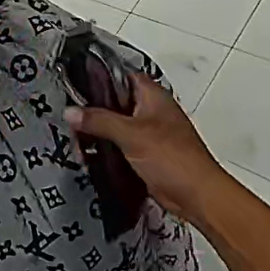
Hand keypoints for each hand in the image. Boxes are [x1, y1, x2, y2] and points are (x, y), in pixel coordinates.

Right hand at [66, 74, 228, 221]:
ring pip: (120, 127)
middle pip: (119, 103)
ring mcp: (152, 135)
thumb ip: (99, 121)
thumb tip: (74, 112)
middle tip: (76, 117)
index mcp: (154, 96)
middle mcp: (154, 112)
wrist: (195, 194)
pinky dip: (110, 151)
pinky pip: (124, 148)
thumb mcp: (130, 134)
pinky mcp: (150, 156)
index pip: (124, 76)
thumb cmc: (176, 159)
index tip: (80, 84)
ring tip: (80, 139)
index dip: (103, 78)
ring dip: (102, 134)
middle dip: (97, 111)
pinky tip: (95, 157)